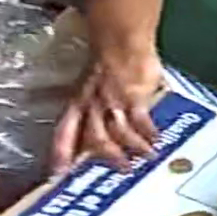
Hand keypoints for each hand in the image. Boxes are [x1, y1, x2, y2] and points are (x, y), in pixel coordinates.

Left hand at [51, 47, 162, 170]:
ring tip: (147, 156)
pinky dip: (148, 133)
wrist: (121, 42)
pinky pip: (140, 121)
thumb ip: (101, 102)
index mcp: (79, 101)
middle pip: (95, 138)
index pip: (66, 131)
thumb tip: (111, 118)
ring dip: (132, 147)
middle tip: (122, 169)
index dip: (61, 152)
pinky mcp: (133, 98)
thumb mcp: (95, 84)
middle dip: (108, 156)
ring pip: (118, 133)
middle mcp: (92, 105)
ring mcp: (113, 102)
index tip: (58, 173)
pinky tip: (158, 139)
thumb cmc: (110, 59)